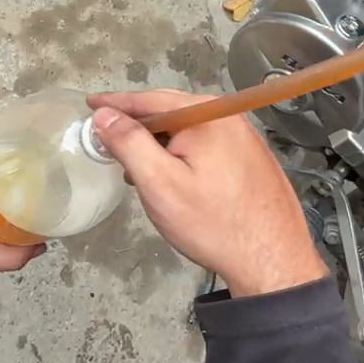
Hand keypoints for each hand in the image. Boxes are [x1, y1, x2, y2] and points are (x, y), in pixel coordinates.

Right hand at [88, 90, 326, 296]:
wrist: (273, 263)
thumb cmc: (213, 224)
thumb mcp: (159, 184)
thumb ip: (129, 143)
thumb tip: (103, 114)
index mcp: (207, 116)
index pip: (151, 98)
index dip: (116, 103)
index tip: (90, 105)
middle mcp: (229, 117)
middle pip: (171, 110)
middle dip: (136, 122)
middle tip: (105, 135)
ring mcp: (244, 137)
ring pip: (187, 129)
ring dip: (157, 140)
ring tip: (131, 160)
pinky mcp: (250, 159)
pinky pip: (205, 143)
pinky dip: (179, 151)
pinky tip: (167, 173)